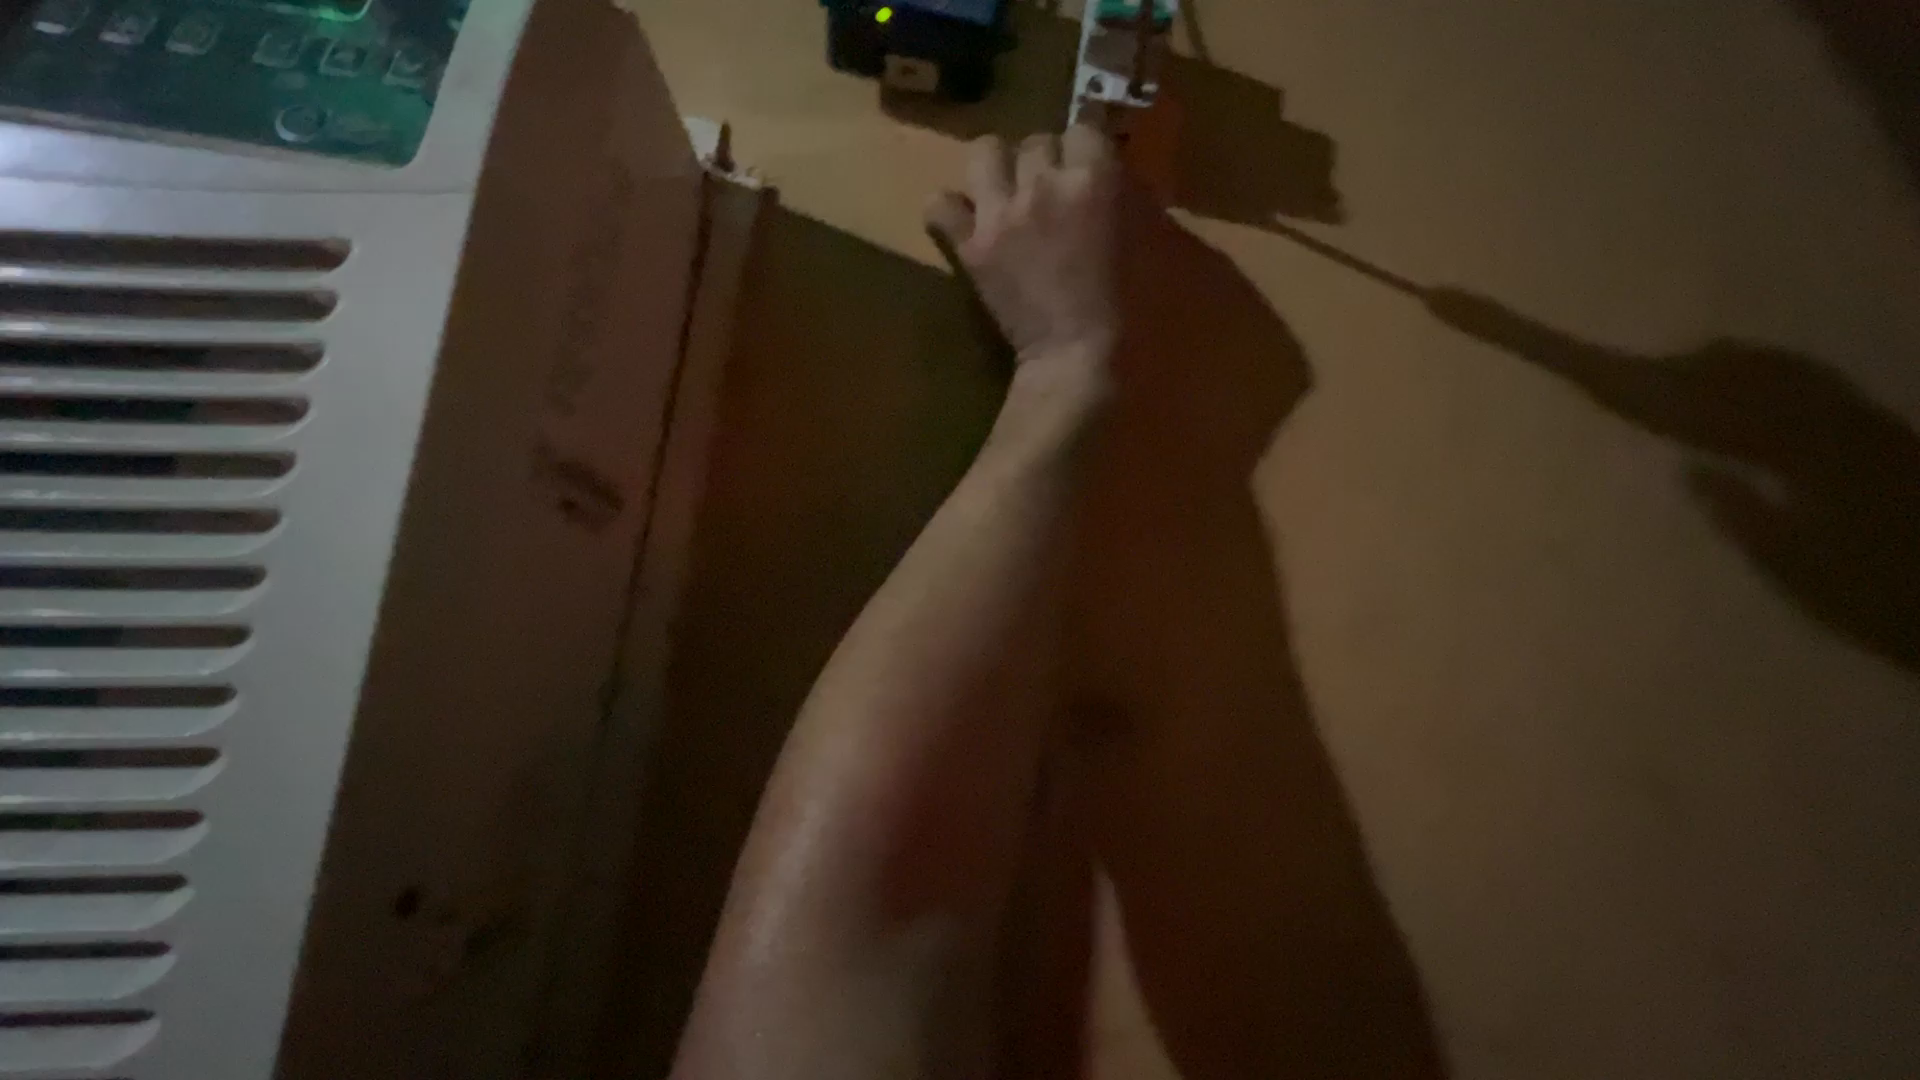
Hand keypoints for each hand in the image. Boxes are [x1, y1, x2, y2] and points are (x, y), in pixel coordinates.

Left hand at [927, 128, 1119, 368]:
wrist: (1074, 356)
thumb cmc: (1123, 307)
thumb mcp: (1142, 239)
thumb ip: (1123, 196)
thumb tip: (1107, 171)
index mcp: (1094, 180)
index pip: (1085, 125)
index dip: (1085, 145)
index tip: (1087, 163)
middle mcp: (1043, 186)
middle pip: (1036, 140)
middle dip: (1045, 162)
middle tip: (1050, 194)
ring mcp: (1000, 215)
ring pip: (985, 152)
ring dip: (997, 168)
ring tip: (1006, 193)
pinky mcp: (970, 248)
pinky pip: (940, 206)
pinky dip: (949, 210)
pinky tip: (965, 221)